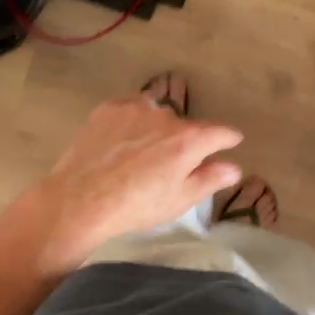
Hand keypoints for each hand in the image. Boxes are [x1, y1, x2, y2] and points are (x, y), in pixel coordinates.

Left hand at [21, 91, 243, 268]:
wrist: (80, 199)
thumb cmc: (136, 206)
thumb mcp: (179, 200)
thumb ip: (209, 179)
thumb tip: (234, 167)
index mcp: (188, 140)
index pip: (220, 132)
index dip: (228, 138)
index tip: (231, 141)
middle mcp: (166, 117)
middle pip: (185, 126)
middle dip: (184, 141)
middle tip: (170, 164)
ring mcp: (135, 109)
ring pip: (156, 114)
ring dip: (156, 128)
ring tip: (142, 152)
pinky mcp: (108, 108)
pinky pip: (130, 109)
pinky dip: (132, 121)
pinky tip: (121, 141)